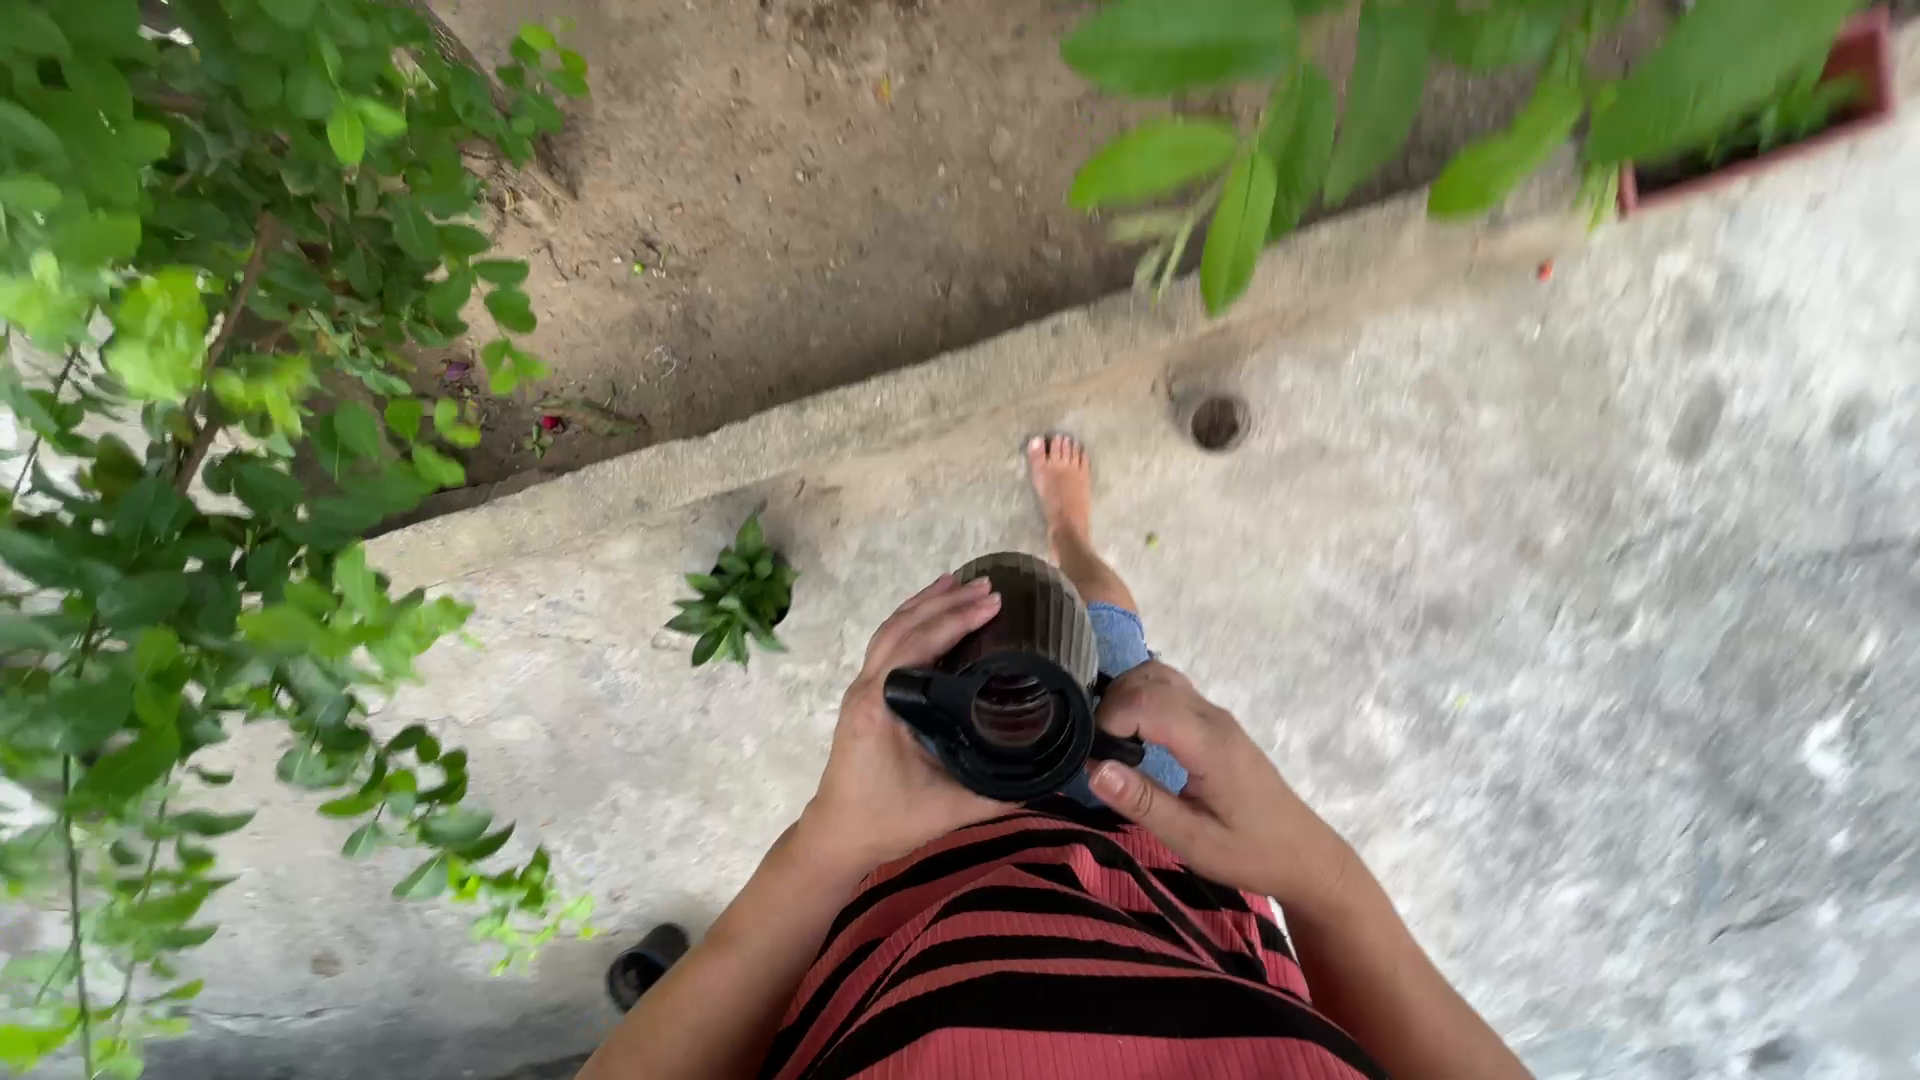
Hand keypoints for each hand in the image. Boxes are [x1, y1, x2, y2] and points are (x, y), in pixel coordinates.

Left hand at [796, 575, 1014, 875]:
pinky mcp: (864, 693)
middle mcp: (866, 687)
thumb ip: (1001, 790)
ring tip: (961, 582)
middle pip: (903, 626)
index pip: (917, 644)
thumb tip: (1052, 771)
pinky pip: (887, 642)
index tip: (993, 604)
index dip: (955, 619)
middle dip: (947, 602)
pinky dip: (911, 619)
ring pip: (891, 629)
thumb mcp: (950, 808)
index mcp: (880, 705)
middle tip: (989, 587)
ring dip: (926, 603)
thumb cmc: (888, 820)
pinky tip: (931, 612)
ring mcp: (861, 688)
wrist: (838, 835)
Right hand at [1087, 662, 1357, 907]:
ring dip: (1125, 696)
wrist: (1305, 855)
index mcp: (1209, 743)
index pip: (1146, 702)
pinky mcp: (1213, 720)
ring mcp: (1215, 714)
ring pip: (1158, 676)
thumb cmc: (1250, 852)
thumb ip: (1143, 802)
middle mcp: (1212, 717)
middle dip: (1111, 704)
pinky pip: (1169, 688)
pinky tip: (1133, 731)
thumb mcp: (1193, 841)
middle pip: (1149, 680)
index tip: (1094, 754)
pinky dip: (1141, 696)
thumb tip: (1093, 767)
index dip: (1109, 718)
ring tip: (1110, 738)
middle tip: (1097, 747)